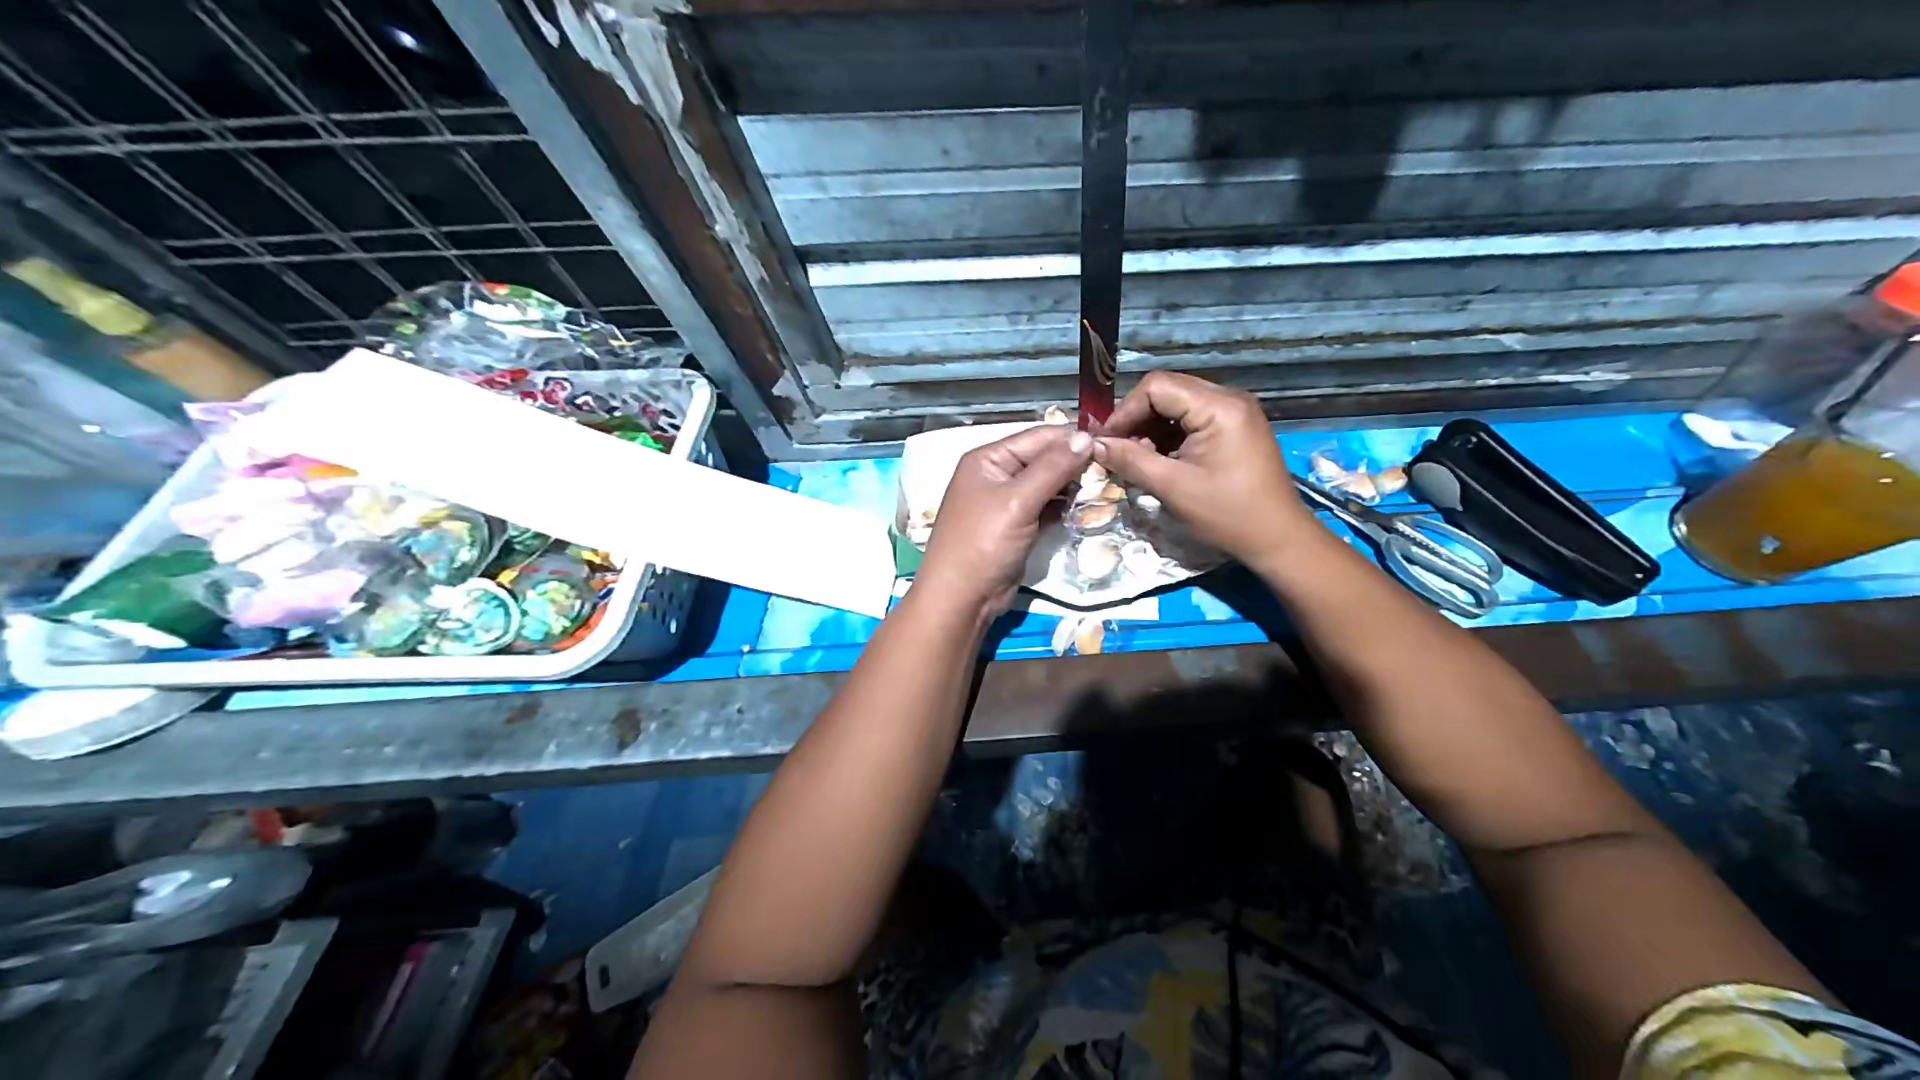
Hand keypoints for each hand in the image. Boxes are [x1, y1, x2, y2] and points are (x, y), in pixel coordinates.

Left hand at [916, 425, 1092, 617]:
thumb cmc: (983, 543)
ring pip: (1048, 484)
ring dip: (1072, 487)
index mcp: (989, 459)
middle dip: (1074, 464)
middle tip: (1111, 469)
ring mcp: (1007, 502)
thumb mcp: (1017, 501)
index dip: (1072, 438)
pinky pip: (1045, 507)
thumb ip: (1052, 468)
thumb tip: (1085, 437)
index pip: (1038, 437)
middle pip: (1044, 459)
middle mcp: (997, 474)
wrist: (962, 598)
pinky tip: (1085, 510)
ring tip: (1103, 488)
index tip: (1109, 443)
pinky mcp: (1017, 526)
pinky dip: (1063, 508)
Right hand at [1093, 371, 1319, 565]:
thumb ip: (1131, 460)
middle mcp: (1229, 398)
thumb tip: (1095, 445)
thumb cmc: (1227, 514)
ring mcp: (1235, 411)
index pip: (1156, 387)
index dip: (1124, 411)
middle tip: (1118, 451)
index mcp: (1219, 406)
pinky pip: (1192, 418)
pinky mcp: (1236, 427)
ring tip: (1137, 459)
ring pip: (1177, 404)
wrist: (1278, 538)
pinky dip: (1169, 435)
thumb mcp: (1172, 487)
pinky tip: (1159, 459)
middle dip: (1136, 419)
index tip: (1106, 442)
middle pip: (1166, 391)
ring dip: (1151, 428)